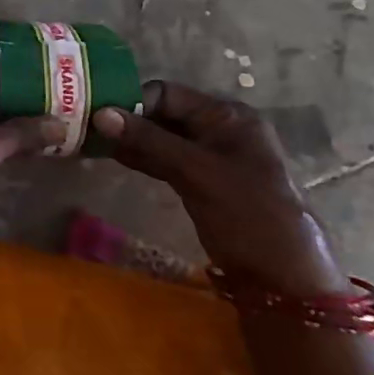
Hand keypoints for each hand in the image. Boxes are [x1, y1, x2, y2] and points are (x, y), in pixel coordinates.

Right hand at [92, 81, 348, 296]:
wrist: (284, 281)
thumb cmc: (247, 215)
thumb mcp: (196, 173)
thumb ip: (149, 141)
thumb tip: (100, 114)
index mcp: (228, 117)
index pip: (169, 94)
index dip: (134, 102)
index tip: (99, 117)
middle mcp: (220, 130)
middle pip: (164, 114)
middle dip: (129, 121)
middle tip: (89, 129)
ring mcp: (212, 157)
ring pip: (162, 138)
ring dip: (132, 140)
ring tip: (94, 143)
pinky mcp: (203, 182)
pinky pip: (167, 160)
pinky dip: (143, 158)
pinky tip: (115, 159)